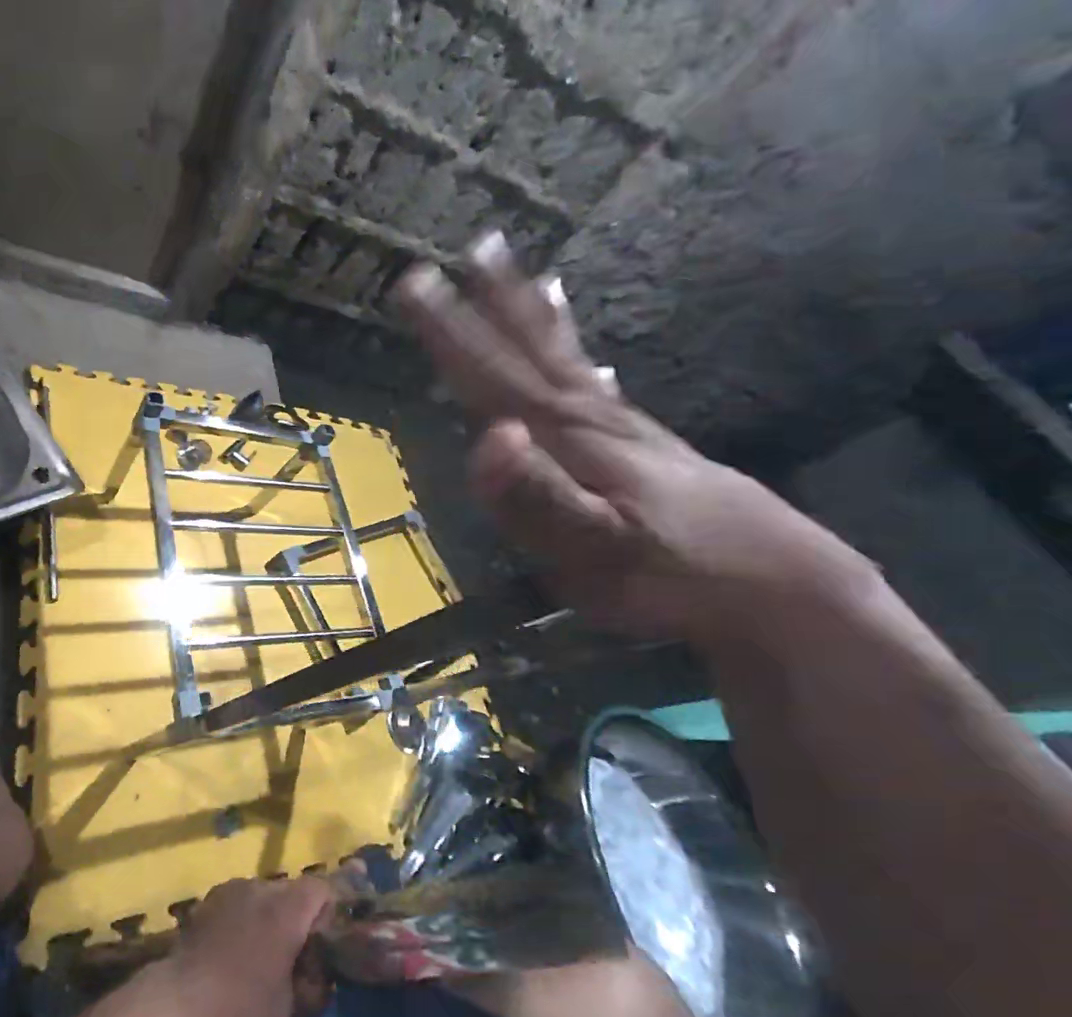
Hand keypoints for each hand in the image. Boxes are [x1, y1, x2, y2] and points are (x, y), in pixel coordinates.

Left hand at [165, 876, 333, 1016]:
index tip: (325, 939)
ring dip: (269, 913)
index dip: (329, 910)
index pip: (320, 888)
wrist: (182, 999)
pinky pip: (237, 900)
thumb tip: (318, 972)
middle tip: (297, 950)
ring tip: (264, 949)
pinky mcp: (206, 900)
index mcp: (285, 908)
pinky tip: (236, 945)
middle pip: (290, 889)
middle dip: (298, 914)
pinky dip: (244, 915)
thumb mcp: (294, 1007)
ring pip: (261, 893)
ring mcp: (227, 889)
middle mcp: (257, 887)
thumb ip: (315, 983)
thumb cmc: (244, 1005)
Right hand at [392, 233, 876, 643]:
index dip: (450, 329)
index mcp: (567, 436)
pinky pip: (599, 386)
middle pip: (535, 349)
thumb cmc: (673, 576)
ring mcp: (623, 429)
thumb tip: (487, 436)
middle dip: (499, 300)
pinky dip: (584, 362)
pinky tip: (588, 363)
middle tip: (478, 245)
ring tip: (533, 277)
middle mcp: (593, 417)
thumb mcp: (594, 550)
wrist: (783, 589)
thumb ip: (537, 497)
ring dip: (542, 319)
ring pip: (570, 360)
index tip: (416, 281)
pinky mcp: (643, 447)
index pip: (492, 373)